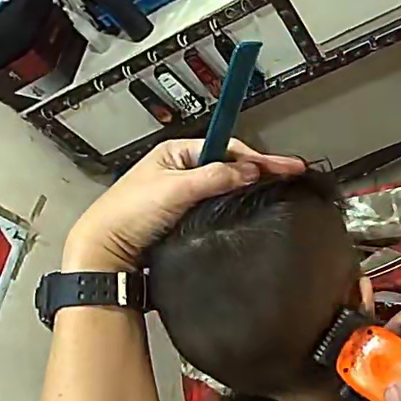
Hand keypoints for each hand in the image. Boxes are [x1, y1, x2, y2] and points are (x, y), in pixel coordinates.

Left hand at [63, 139, 303, 271]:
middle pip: (231, 163)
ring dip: (251, 185)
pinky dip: (238, 201)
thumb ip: (215, 177)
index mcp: (177, 152)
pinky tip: (252, 205)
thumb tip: (250, 171)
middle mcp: (183, 167)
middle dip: (261, 168)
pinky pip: (220, 201)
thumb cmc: (127, 215)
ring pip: (227, 183)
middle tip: (292, 173)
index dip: (259, 158)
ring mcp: (186, 191)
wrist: (107, 252)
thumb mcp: (175, 188)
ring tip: (280, 186)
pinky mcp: (187, 212)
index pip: (228, 148)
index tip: (286, 166)